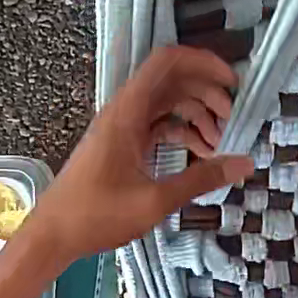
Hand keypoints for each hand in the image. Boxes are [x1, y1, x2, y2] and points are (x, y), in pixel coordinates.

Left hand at [27, 47, 254, 263]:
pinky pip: (156, 125)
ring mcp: (121, 127)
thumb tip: (245, 163)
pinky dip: (180, 133)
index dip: (203, 62)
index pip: (166, 62)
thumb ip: (201, 179)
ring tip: (218, 143)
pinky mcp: (121, 144)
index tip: (232, 83)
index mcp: (127, 112)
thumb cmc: (97, 215)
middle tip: (232, 119)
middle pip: (171, 81)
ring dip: (195, 115)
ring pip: (165, 104)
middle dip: (206, 93)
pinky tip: (199, 155)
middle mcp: (123, 111)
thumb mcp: (155, 200)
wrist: (52, 235)